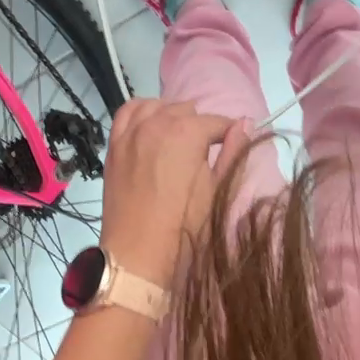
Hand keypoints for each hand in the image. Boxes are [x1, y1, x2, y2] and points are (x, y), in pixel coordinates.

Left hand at [99, 99, 248, 288]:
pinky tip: (149, 124)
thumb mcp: (217, 190)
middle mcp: (157, 123)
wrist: (139, 252)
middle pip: (186, 111)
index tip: (232, 145)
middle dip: (199, 126)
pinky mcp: (115, 145)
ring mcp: (132, 132)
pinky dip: (141, 112)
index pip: (216, 122)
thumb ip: (233, 152)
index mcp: (188, 132)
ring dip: (171, 116)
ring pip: (156, 107)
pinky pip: (127, 113)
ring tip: (178, 137)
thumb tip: (245, 123)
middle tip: (204, 152)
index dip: (228, 133)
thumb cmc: (184, 225)